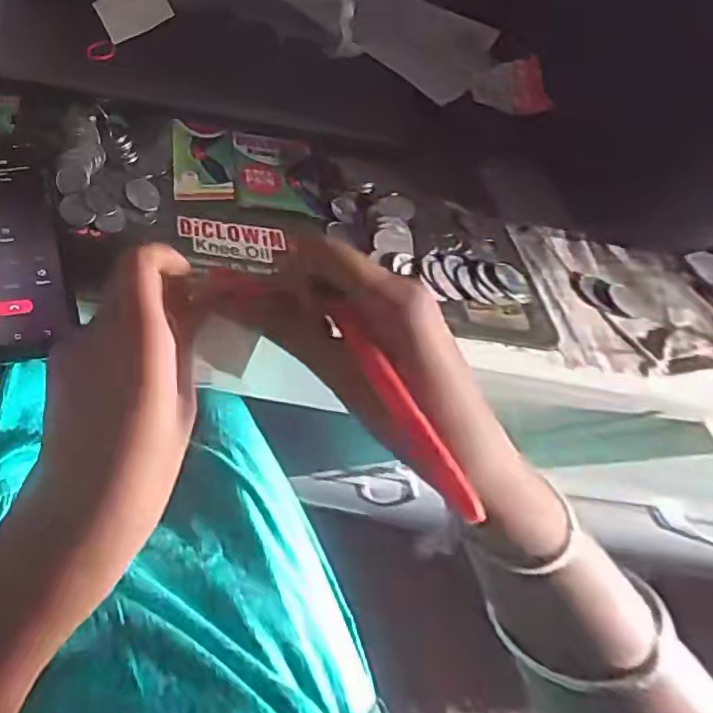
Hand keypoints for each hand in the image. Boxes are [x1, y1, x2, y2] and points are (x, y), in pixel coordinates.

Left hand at [31, 243, 206, 559]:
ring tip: (156, 370)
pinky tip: (125, 389)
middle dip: (156, 294)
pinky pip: (93, 340)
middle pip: (124, 285)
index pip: (138, 261)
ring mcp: (70, 344)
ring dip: (135, 325)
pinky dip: (114, 346)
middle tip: (183, 324)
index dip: (164, 258)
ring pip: (110, 315)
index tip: (187, 279)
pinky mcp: (56, 363)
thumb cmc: (147, 463)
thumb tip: (190, 315)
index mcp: (135, 332)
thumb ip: (184, 347)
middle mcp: (97, 327)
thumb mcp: (183, 404)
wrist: (82, 504)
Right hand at [222, 237, 567, 556]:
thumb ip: (291, 331)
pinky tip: (309, 337)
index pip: (322, 250)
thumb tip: (236, 301)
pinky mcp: (398, 319)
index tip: (255, 295)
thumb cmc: (413, 423)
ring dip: (301, 299)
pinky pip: (348, 300)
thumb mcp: (343, 377)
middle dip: (287, 284)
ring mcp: (401, 301)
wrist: (476, 461)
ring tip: (278, 329)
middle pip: (324, 263)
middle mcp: (397, 286)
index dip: (282, 266)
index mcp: (391, 295)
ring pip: (332, 281)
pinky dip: (321, 312)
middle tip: (258, 316)